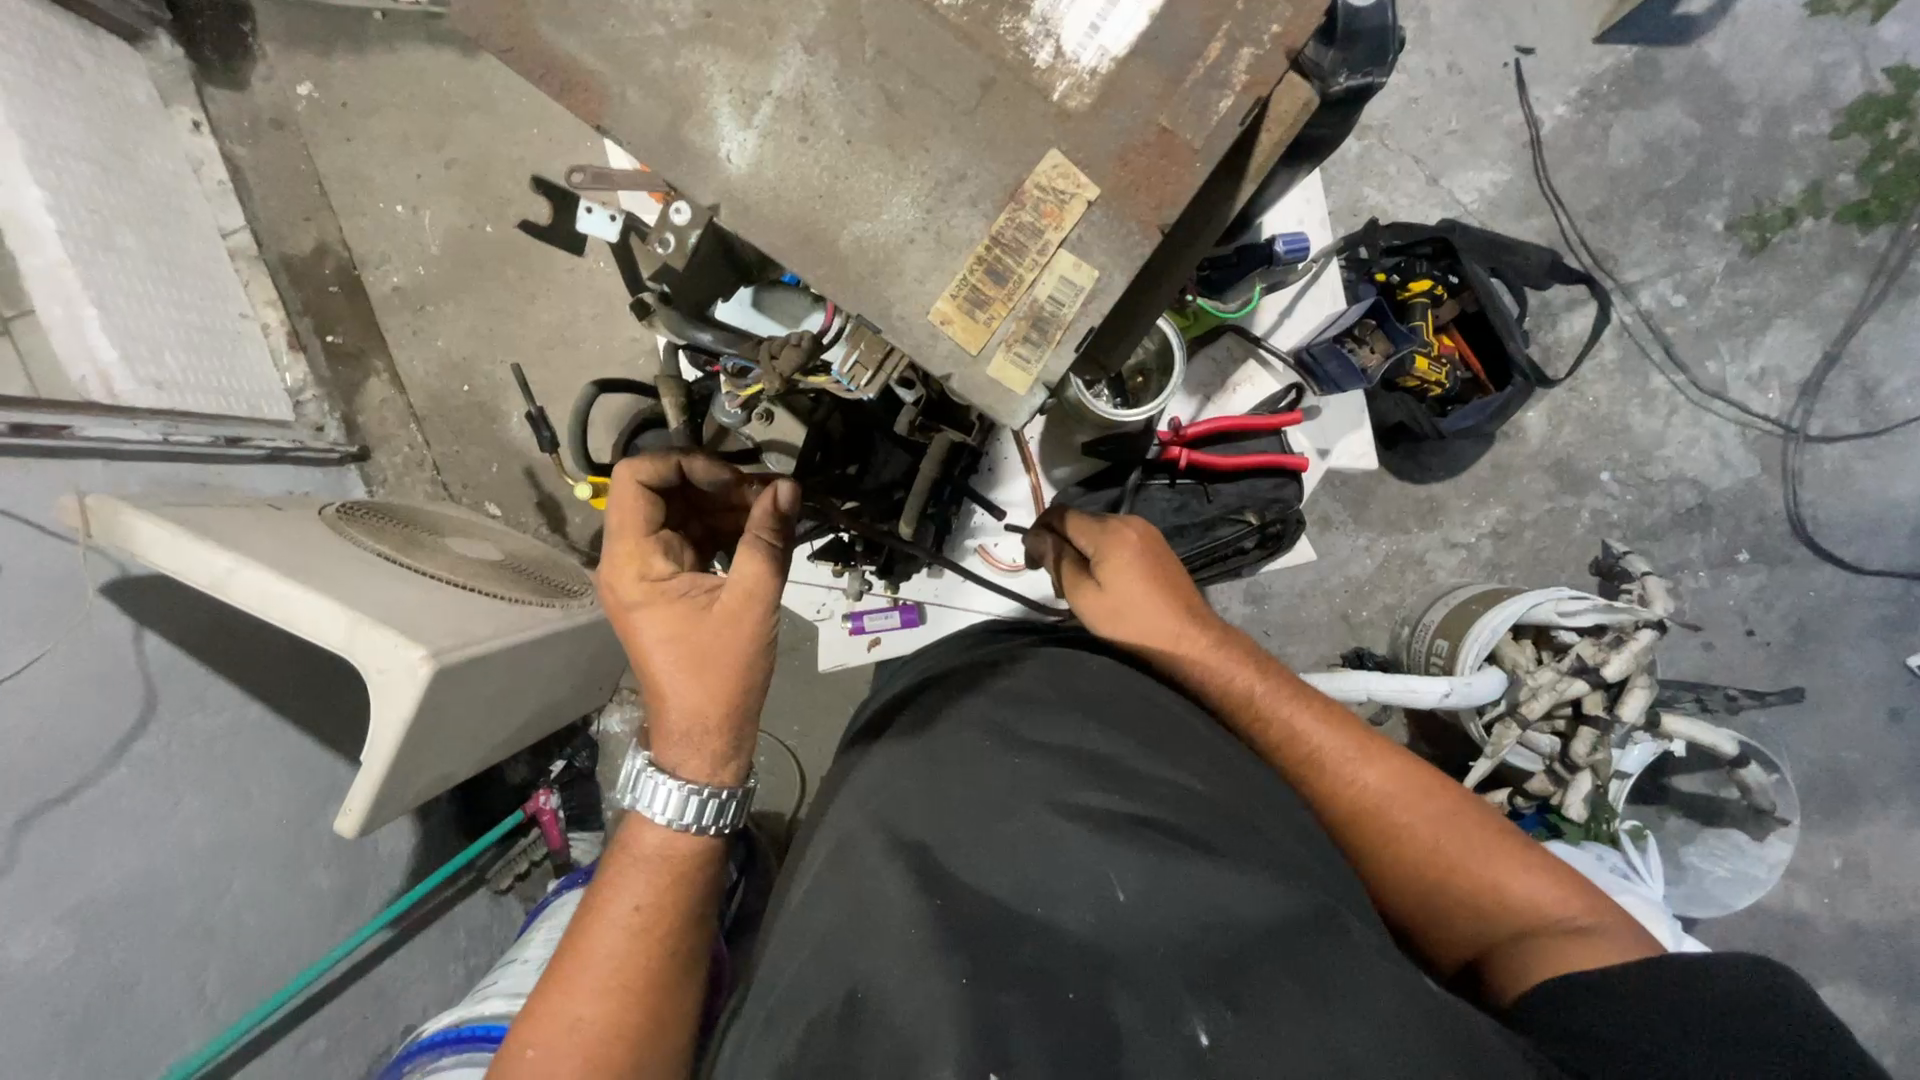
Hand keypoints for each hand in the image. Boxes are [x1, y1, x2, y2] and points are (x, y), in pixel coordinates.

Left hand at [596, 451, 799, 785]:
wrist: (706, 735)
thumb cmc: (719, 675)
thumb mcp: (750, 602)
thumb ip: (767, 540)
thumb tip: (788, 487)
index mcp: (632, 561)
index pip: (638, 477)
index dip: (686, 462)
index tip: (736, 478)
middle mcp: (631, 558)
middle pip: (664, 491)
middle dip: (718, 483)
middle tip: (770, 492)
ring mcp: (650, 572)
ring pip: (684, 512)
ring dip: (729, 504)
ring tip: (777, 508)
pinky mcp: (671, 584)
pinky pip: (695, 538)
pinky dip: (728, 528)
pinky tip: (766, 528)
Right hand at [1023, 506, 1228, 659]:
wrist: (1188, 639)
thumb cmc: (1130, 623)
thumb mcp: (1083, 595)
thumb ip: (1056, 559)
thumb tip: (1035, 536)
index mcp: (1108, 530)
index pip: (1059, 514)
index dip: (1037, 533)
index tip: (1031, 564)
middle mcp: (1127, 520)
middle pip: (1078, 522)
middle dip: (1059, 545)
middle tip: (1057, 585)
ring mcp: (1145, 531)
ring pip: (1097, 531)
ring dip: (1080, 551)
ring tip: (1079, 588)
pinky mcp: (1156, 544)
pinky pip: (1117, 539)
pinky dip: (1101, 554)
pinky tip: (1104, 583)